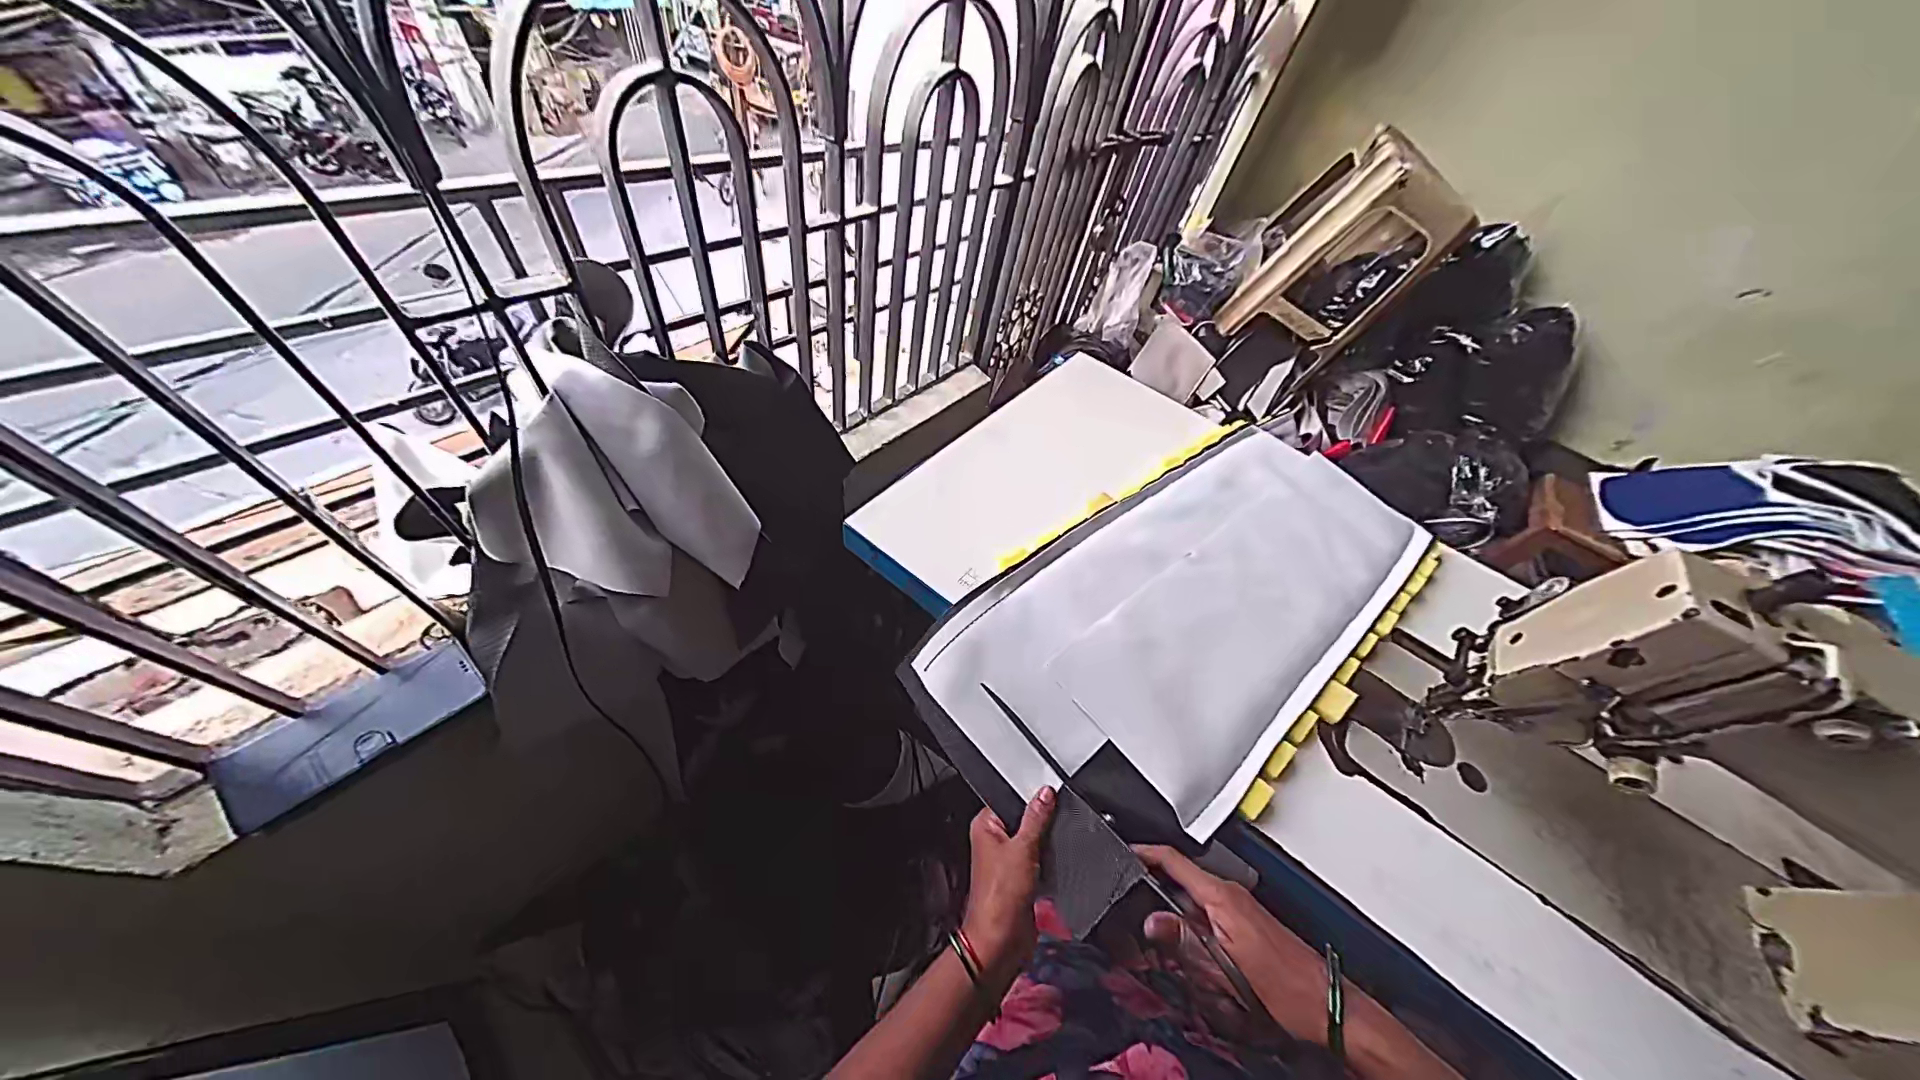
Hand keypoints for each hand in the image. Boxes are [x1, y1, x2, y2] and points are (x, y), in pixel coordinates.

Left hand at [961, 787, 1054, 975]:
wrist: (1002, 940)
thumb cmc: (999, 897)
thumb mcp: (1022, 848)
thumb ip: (1036, 818)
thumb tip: (1045, 793)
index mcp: (985, 825)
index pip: (1010, 798)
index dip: (1030, 796)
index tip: (1049, 795)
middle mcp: (994, 840)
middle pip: (1024, 819)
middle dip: (1040, 823)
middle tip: (1049, 828)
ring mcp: (1008, 859)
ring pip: (1034, 839)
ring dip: (1045, 845)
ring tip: (1046, 851)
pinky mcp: (1021, 876)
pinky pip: (1039, 859)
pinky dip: (1048, 861)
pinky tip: (1050, 865)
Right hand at [1134, 844, 1330, 1042]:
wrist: (1327, 1006)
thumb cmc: (1288, 988)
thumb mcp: (1224, 968)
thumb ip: (1184, 941)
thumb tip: (1152, 921)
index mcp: (1221, 896)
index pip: (1173, 860)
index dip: (1146, 852)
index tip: (1126, 851)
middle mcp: (1230, 895)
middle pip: (1179, 886)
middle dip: (1160, 907)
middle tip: (1149, 933)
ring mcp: (1238, 909)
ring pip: (1193, 907)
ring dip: (1181, 929)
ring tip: (1184, 961)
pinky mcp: (1244, 924)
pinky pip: (1209, 920)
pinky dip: (1198, 936)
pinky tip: (1204, 966)